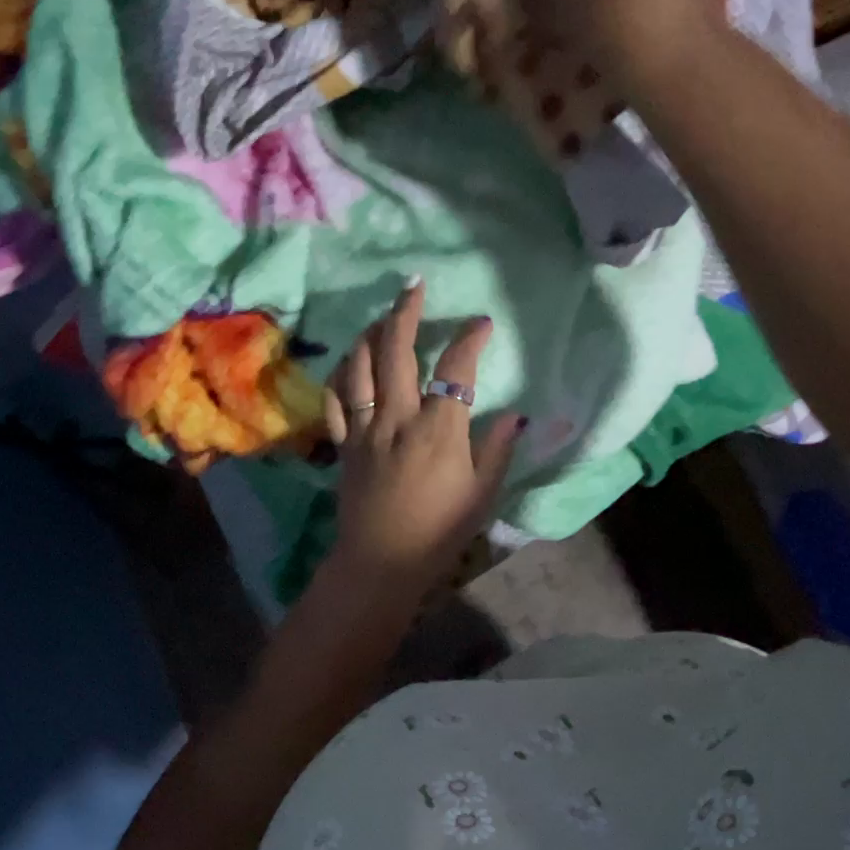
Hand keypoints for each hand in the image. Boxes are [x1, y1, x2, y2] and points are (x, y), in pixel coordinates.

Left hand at [322, 280, 525, 587]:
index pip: (455, 368)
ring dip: (369, 336)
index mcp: (438, 429)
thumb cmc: (438, 532)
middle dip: (405, 313)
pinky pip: (336, 401)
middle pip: (396, 352)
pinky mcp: (343, 445)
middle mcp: (397, 418)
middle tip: (413, 287)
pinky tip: (348, 363)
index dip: (470, 339)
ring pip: (359, 368)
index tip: (481, 323)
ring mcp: (364, 429)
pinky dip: (341, 376)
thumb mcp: (482, 495)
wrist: (380, 562)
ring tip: (381, 319)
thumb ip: (496, 450)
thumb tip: (514, 415)